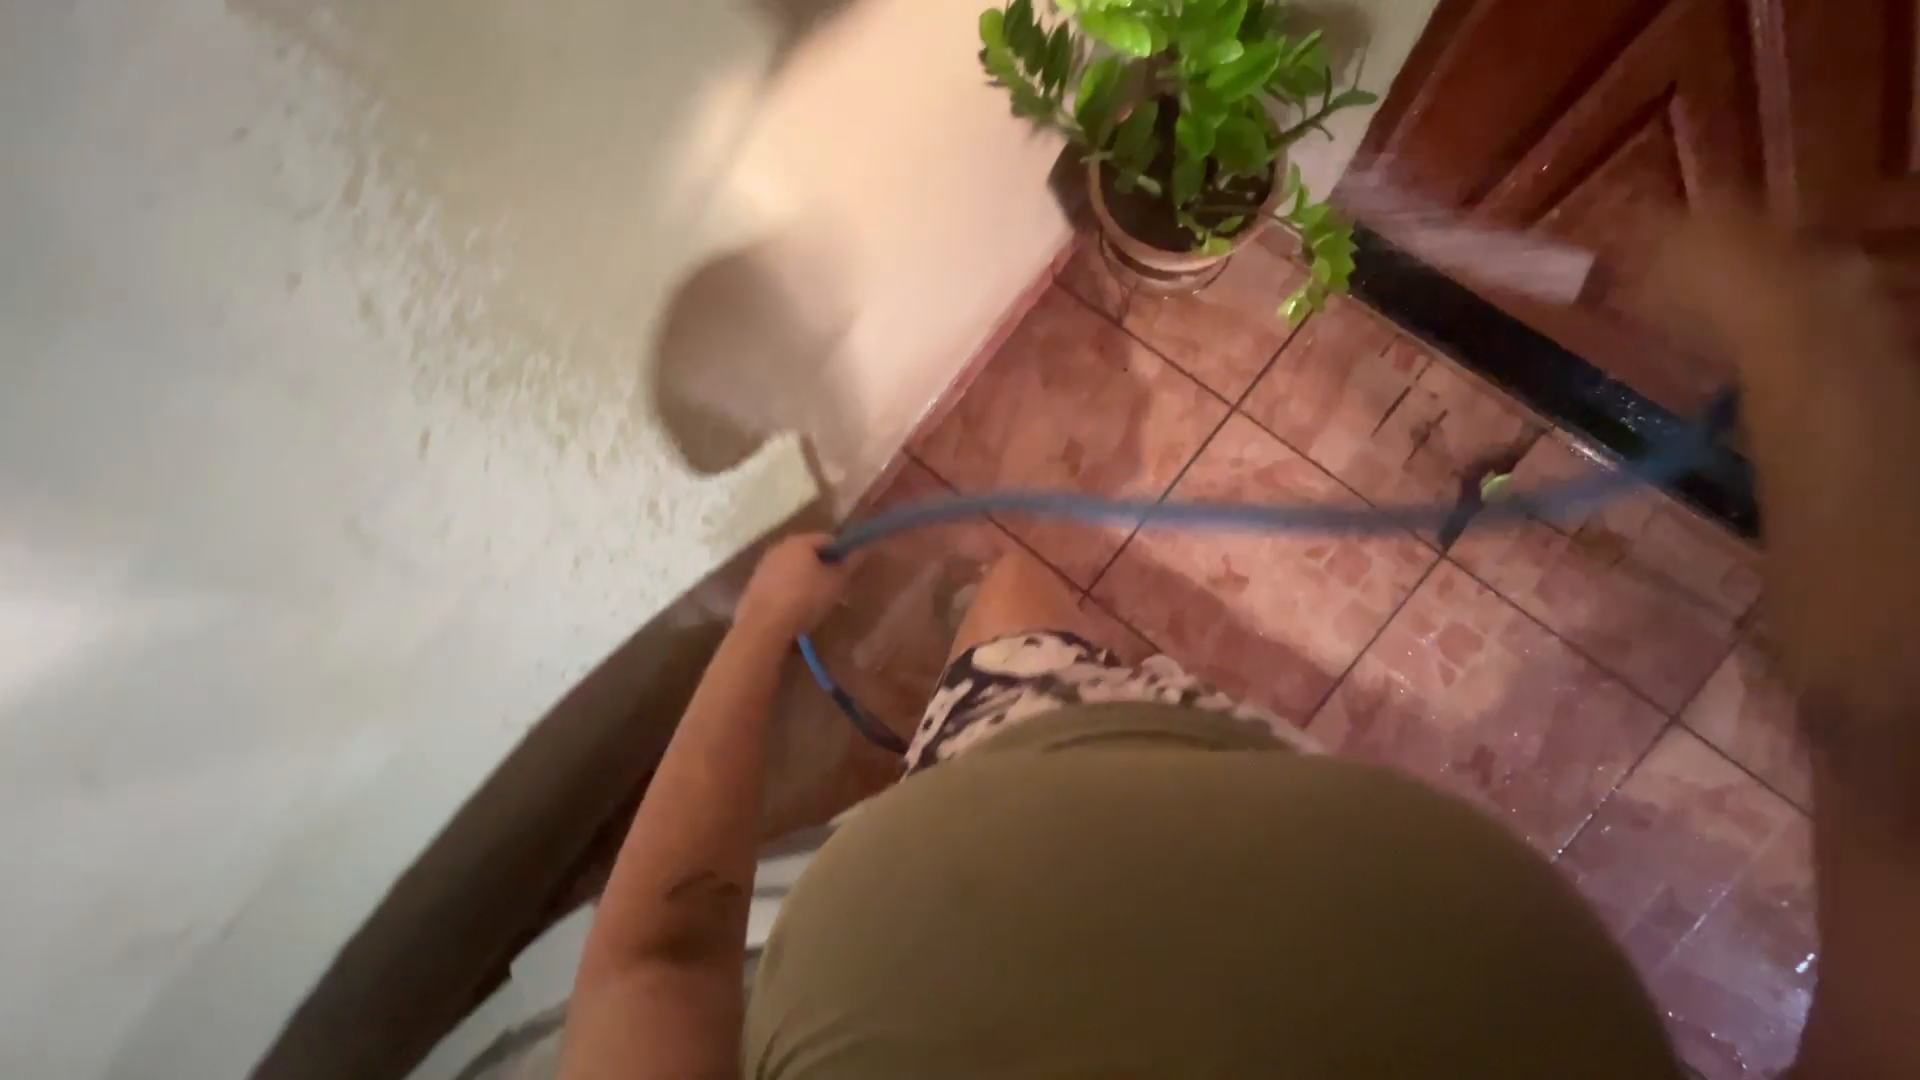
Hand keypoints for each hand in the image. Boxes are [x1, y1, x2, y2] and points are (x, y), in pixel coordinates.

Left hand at [734, 534, 854, 637]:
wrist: (764, 626)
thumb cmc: (805, 599)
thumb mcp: (835, 583)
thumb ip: (849, 564)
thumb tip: (861, 549)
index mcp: (800, 542)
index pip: (827, 539)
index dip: (842, 552)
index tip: (848, 570)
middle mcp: (779, 547)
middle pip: (807, 552)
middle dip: (822, 566)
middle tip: (833, 586)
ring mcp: (763, 566)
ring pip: (792, 567)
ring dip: (804, 578)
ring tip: (814, 600)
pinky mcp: (754, 585)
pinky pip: (778, 582)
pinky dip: (789, 589)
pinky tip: (794, 608)